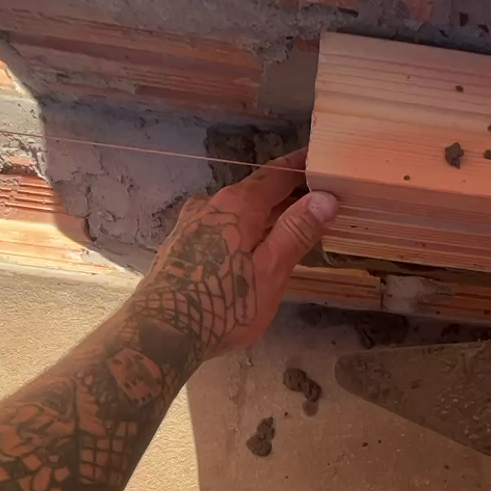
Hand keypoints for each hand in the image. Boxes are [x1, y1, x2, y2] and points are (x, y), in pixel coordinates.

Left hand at [135, 149, 336, 357]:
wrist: (164, 330)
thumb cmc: (224, 304)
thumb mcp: (270, 270)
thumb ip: (296, 231)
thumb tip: (326, 198)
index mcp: (237, 206)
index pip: (275, 175)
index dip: (299, 166)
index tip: (319, 159)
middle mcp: (211, 206)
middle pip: (256, 192)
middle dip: (287, 195)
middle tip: (317, 200)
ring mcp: (193, 225)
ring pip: (238, 212)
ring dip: (266, 215)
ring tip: (290, 226)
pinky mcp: (183, 246)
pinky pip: (223, 228)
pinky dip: (245, 230)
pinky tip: (252, 248)